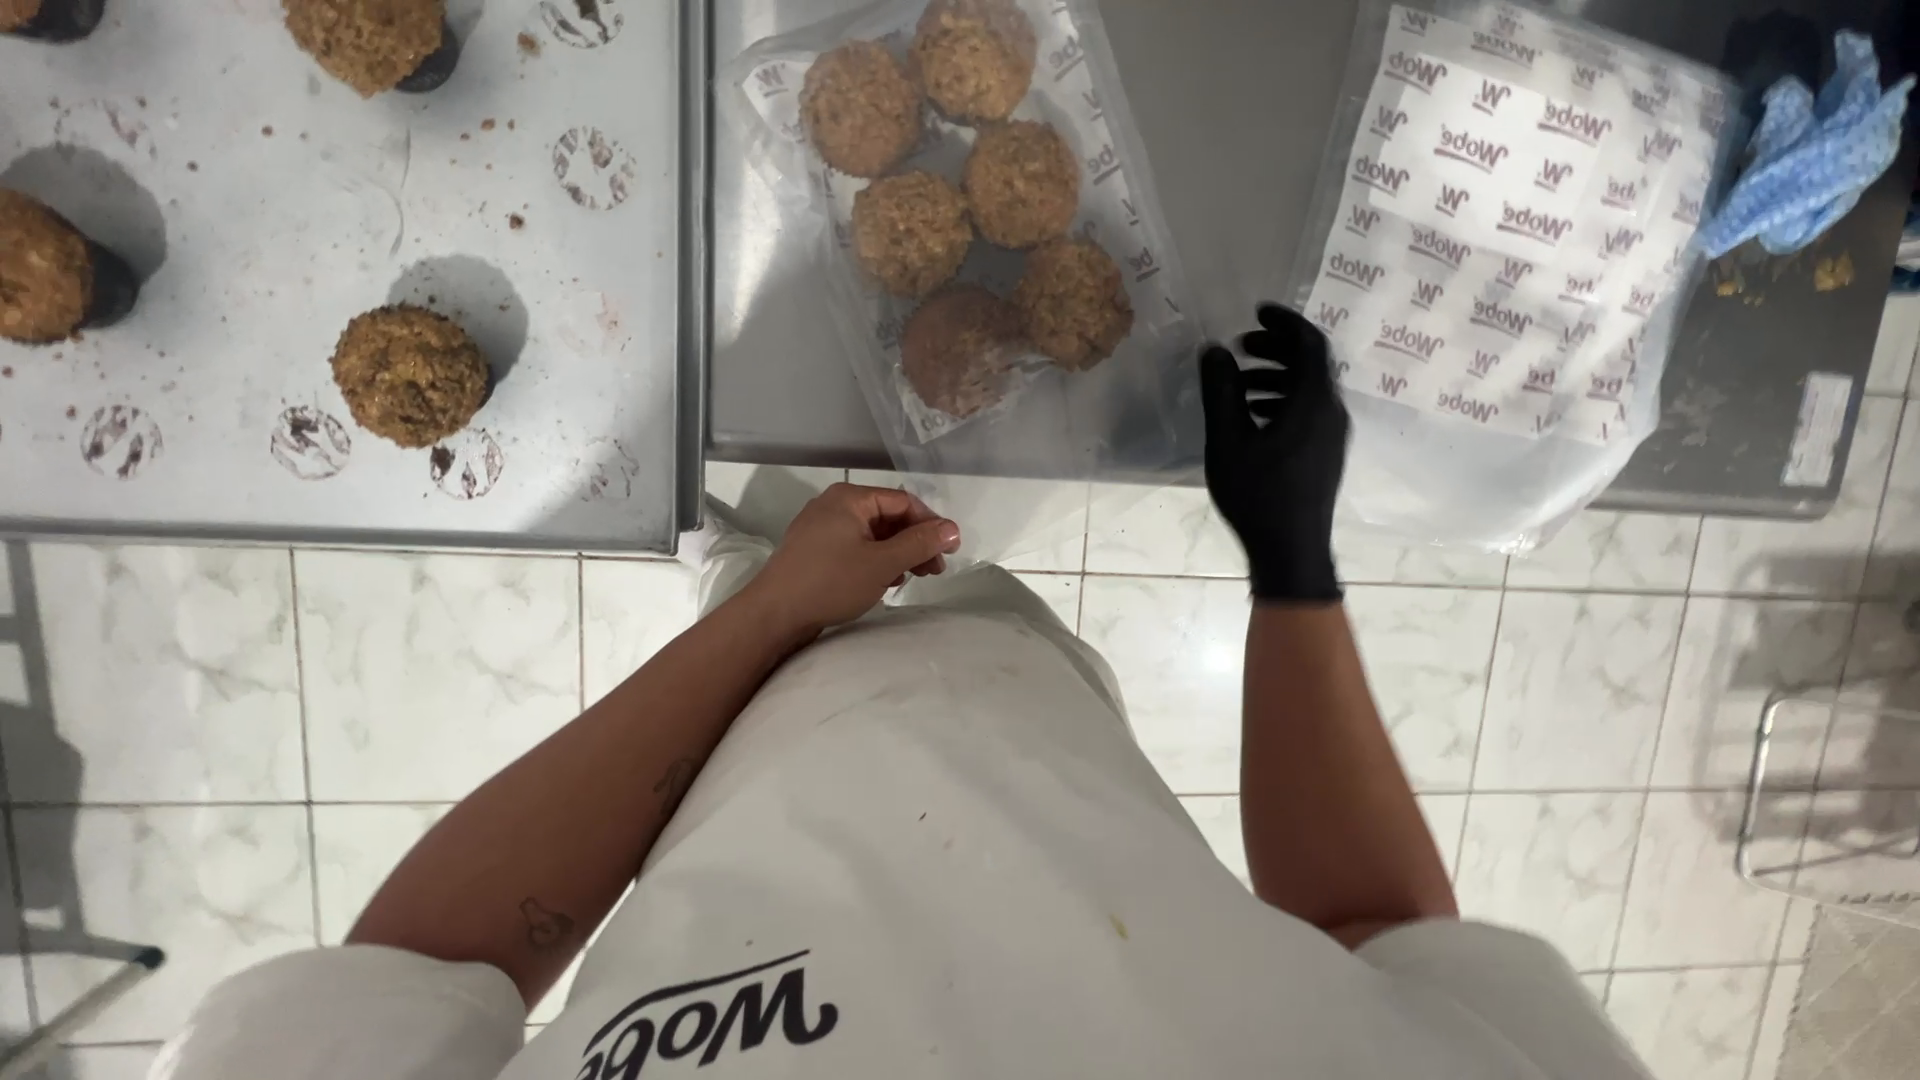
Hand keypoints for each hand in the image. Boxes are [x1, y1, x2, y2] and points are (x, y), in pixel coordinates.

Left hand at [745, 482, 961, 632]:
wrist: (773, 614)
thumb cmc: (830, 582)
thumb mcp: (882, 563)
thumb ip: (919, 543)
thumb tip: (952, 529)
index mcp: (850, 498)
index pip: (904, 502)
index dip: (931, 524)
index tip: (950, 551)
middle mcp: (834, 505)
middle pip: (888, 517)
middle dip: (915, 542)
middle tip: (934, 570)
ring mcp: (821, 528)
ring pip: (873, 534)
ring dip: (897, 554)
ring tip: (912, 578)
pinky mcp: (815, 550)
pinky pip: (855, 547)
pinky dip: (875, 561)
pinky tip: (885, 582)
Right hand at [1199, 305, 1348, 601]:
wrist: (1291, 551)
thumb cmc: (1258, 495)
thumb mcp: (1228, 441)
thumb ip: (1221, 392)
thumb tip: (1213, 351)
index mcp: (1313, 403)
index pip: (1309, 344)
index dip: (1284, 322)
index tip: (1256, 312)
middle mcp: (1331, 413)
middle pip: (1311, 364)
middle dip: (1276, 347)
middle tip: (1240, 345)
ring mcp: (1331, 436)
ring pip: (1308, 389)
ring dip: (1275, 375)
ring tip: (1238, 381)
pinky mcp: (1324, 455)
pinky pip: (1308, 411)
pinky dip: (1281, 400)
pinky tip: (1252, 416)